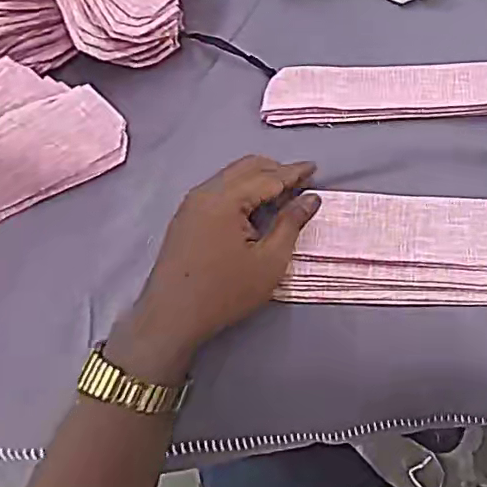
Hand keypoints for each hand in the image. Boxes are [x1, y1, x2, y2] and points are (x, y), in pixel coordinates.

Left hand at [108, 156, 319, 377]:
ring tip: (283, 194)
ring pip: (231, 177)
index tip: (315, 168)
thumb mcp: (270, 261)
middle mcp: (205, 193)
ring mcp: (191, 204)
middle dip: (276, 170)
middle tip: (302, 181)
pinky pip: (220, 190)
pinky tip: (255, 207)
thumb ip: (291, 223)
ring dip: (259, 179)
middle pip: (246, 168)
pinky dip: (243, 190)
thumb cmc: (225, 292)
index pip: (267, 177)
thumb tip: (310, 198)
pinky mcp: (186, 217)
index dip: (294, 172)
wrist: (171, 318)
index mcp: (225, 200)